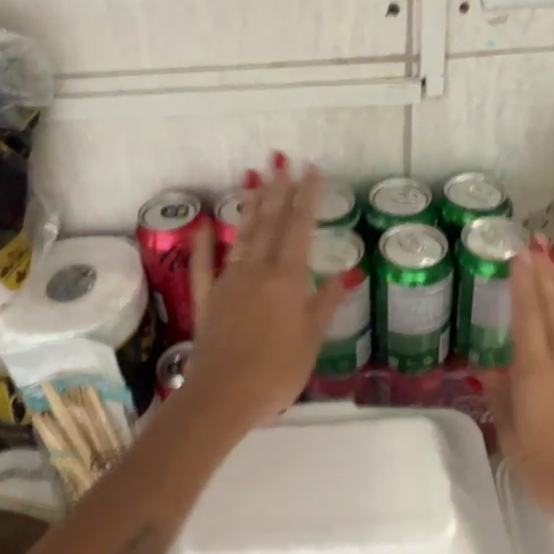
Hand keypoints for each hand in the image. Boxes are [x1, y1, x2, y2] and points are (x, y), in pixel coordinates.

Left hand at [178, 154, 349, 436]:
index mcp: (288, 278)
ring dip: (250, 205)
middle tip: (279, 158)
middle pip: (270, 222)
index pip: (300, 228)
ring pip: (242, 236)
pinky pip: (204, 265)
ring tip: (253, 175)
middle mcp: (258, 270)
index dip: (307, 197)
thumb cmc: (277, 370)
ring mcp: (228, 282)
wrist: (223, 395)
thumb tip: (349, 272)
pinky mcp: (207, 299)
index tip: (311, 169)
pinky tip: (205, 224)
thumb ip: (326, 301)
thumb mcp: (313, 338)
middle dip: (277, 189)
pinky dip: (205, 244)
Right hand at [486, 238, 553, 538]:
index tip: (518, 255)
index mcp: (538, 373)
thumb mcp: (513, 439)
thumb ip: (502, 399)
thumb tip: (490, 370)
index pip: (528, 317)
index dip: (523, 283)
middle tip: (535, 243)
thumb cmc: (553, 473)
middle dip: (544, 273)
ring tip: (553, 260)